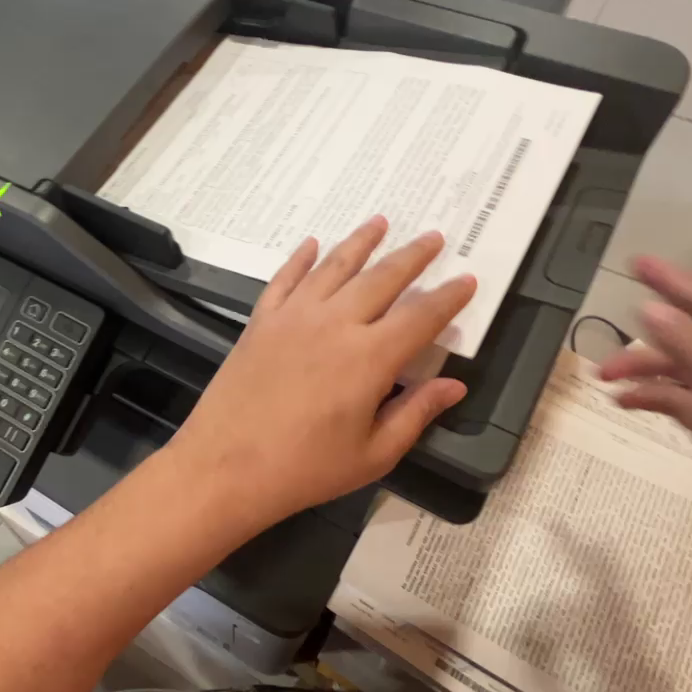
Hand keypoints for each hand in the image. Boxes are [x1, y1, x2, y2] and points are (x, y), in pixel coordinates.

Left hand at [166, 216, 474, 530]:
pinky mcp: (260, 322)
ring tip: (379, 222)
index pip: (421, 316)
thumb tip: (454, 385)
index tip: (467, 280)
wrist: (224, 466)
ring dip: (359, 243)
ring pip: (333, 268)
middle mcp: (333, 324)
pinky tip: (311, 244)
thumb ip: (414, 413)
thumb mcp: (372, 455)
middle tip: (433, 237)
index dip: (448, 297)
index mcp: (369, 357)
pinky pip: (284, 279)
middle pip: (381, 279)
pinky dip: (300, 259)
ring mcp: (292, 318)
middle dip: (412, 256)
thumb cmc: (304, 469)